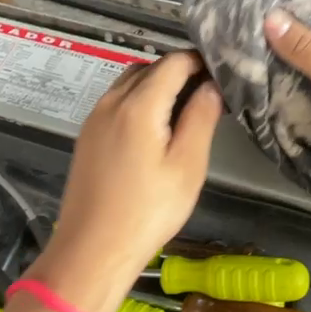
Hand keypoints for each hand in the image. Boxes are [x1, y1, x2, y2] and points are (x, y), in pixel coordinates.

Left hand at [33, 52, 221, 311]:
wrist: (91, 251)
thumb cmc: (146, 211)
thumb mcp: (187, 166)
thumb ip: (201, 118)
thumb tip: (211, 85)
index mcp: (138, 104)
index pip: (173, 62)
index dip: (200, 60)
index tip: (223, 71)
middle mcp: (111, 101)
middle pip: (150, 67)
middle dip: (180, 71)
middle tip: (210, 90)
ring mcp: (95, 117)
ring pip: (130, 82)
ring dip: (157, 83)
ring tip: (186, 107)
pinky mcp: (87, 135)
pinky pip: (116, 100)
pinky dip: (139, 99)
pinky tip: (156, 126)